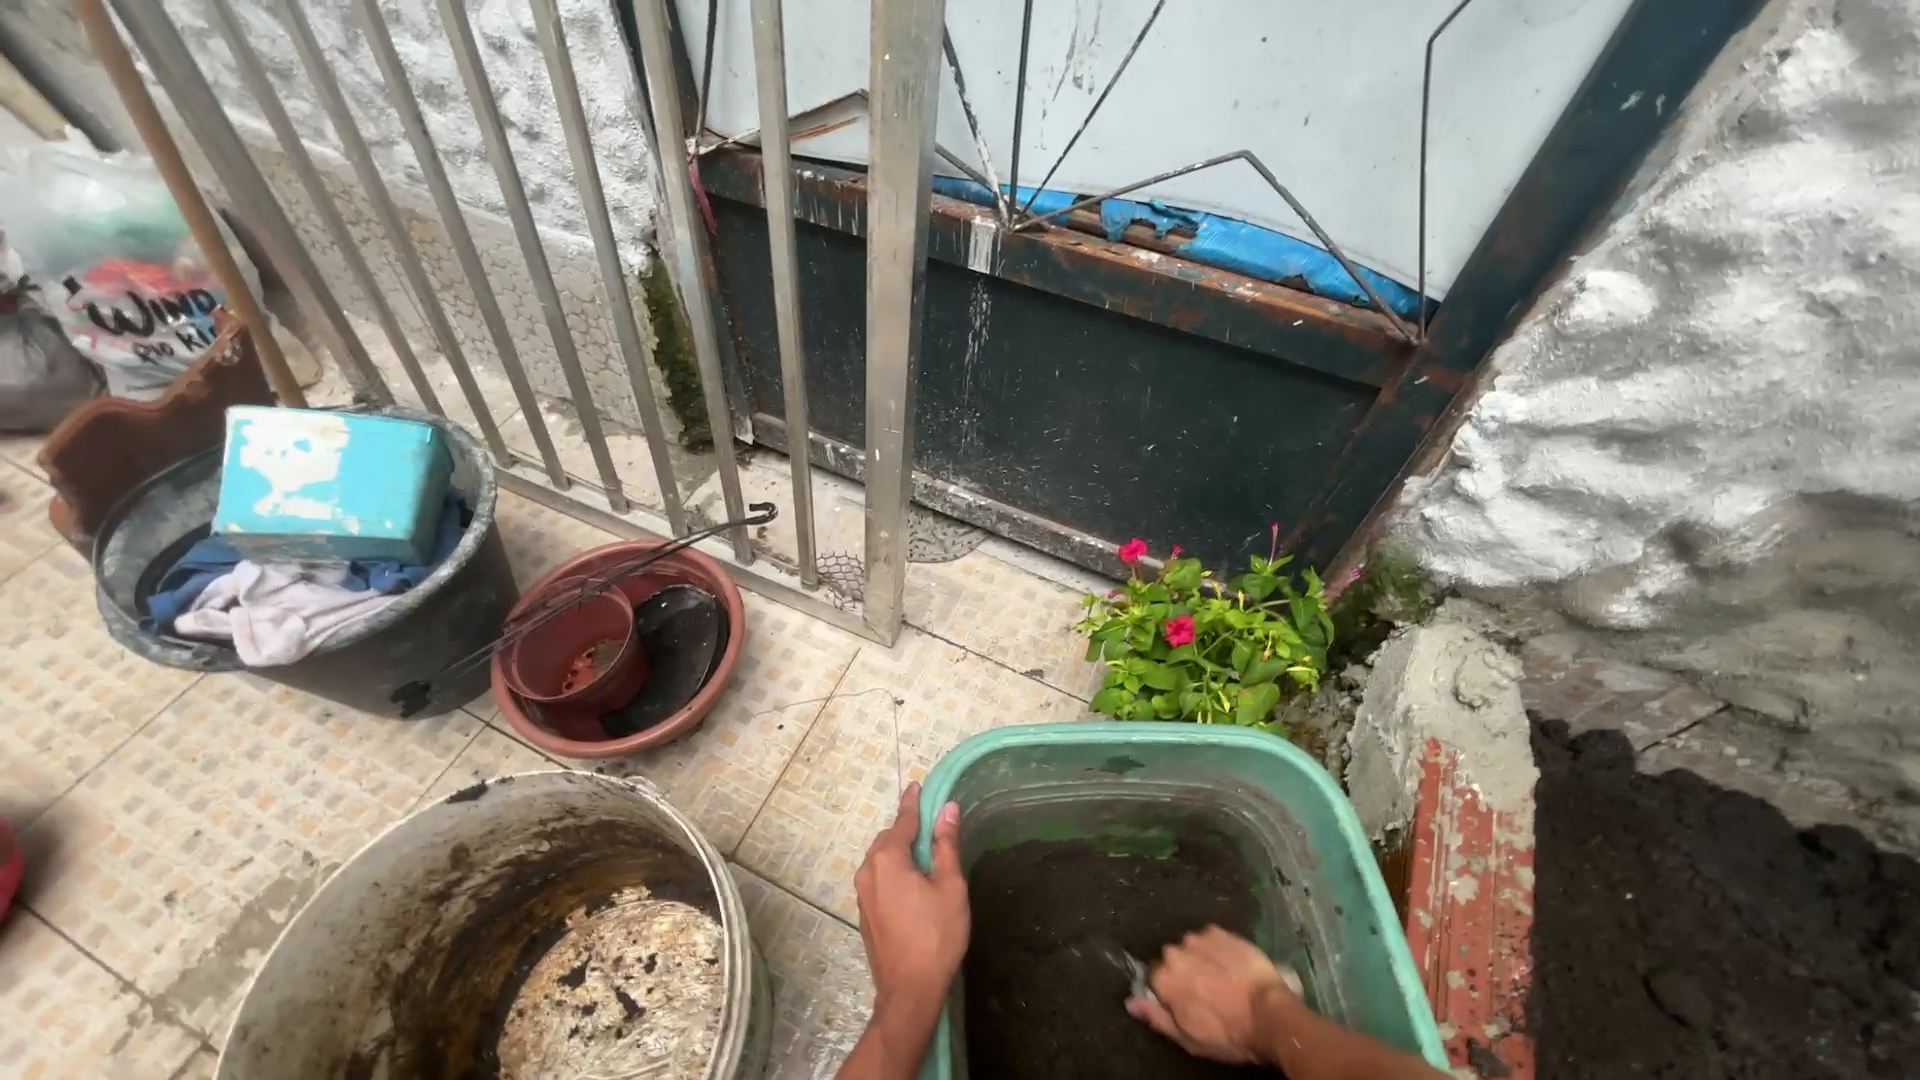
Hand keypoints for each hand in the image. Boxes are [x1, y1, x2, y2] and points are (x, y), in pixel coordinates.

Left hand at [854, 783, 968, 1029]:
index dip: (913, 803)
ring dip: (900, 850)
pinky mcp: (865, 912)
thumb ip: (946, 845)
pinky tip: (912, 881)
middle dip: (907, 828)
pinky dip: (893, 869)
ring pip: (881, 858)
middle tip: (930, 824)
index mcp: (888, 859)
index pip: (903, 821)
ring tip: (924, 853)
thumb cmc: (936, 936)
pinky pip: (878, 877)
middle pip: (889, 838)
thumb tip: (948, 809)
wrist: (909, 991)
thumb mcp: (950, 886)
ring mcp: (863, 893)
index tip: (917, 786)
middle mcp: (868, 870)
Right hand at [1127, 925, 1299, 1065]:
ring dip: (1200, 958)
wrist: (1268, 1013)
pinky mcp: (1219, 931)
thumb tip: (1130, 1002)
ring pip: (1191, 947)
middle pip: (1173, 959)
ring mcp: (1197, 938)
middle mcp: (1174, 952)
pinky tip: (1232, 965)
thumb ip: (1156, 1017)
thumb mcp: (1188, 1038)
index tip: (1187, 1001)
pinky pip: (1211, 938)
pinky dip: (1217, 949)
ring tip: (1222, 977)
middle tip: (1206, 990)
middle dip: (1184, 971)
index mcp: (1163, 978)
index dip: (1171, 991)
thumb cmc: (1227, 1033)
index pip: (1156, 978)